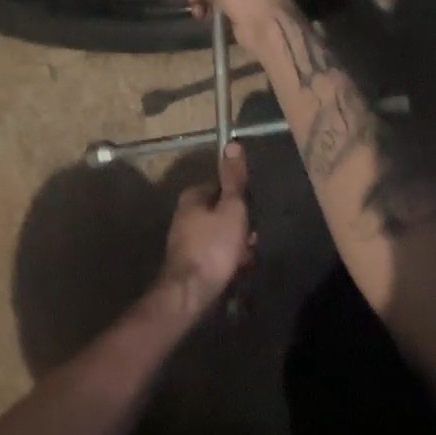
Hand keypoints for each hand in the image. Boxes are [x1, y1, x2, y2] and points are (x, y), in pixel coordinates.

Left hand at [156, 142, 255, 315]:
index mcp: (192, 197)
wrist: (190, 292)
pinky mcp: (190, 261)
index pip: (224, 188)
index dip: (242, 201)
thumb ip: (234, 179)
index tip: (251, 216)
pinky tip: (236, 271)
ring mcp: (186, 240)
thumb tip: (232, 142)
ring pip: (222, 235)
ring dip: (237, 247)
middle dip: (241, 228)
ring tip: (243, 260)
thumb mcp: (231, 208)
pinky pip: (216, 254)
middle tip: (249, 242)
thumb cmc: (214, 246)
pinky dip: (228, 260)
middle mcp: (185, 215)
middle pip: (224, 213)